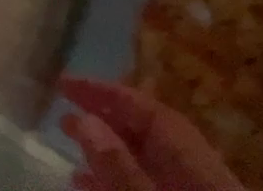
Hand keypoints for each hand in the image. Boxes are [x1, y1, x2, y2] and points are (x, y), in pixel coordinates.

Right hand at [60, 77, 246, 190]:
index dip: (107, 92)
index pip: (152, 113)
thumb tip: (85, 119)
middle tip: (62, 108)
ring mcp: (192, 190)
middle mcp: (201, 173)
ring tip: (67, 138)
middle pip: (151, 135)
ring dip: (105, 148)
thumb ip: (123, 168)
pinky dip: (116, 178)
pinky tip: (83, 180)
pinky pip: (147, 185)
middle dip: (104, 117)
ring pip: (147, 162)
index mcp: (201, 164)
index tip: (65, 82)